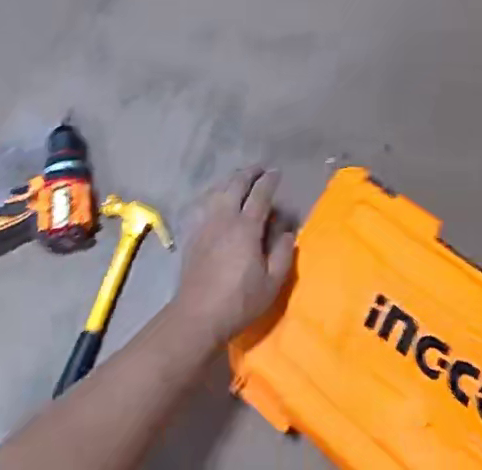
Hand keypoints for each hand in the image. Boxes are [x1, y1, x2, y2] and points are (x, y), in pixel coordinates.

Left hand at [168, 169, 296, 345]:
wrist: (199, 311)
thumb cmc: (240, 300)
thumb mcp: (272, 282)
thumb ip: (282, 252)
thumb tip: (288, 230)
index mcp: (246, 227)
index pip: (260, 195)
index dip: (269, 181)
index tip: (276, 173)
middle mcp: (224, 216)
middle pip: (235, 184)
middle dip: (249, 173)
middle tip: (259, 169)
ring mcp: (205, 221)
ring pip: (217, 189)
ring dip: (231, 180)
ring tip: (241, 179)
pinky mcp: (193, 230)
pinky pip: (204, 201)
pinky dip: (215, 192)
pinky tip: (217, 196)